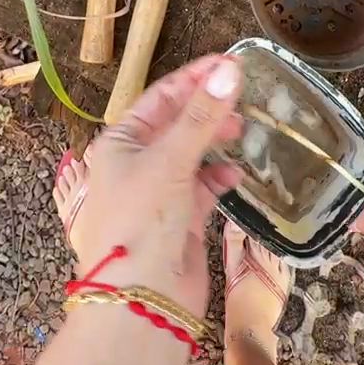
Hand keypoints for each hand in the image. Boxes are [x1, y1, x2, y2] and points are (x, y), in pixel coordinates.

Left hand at [71, 52, 243, 317]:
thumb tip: (230, 69)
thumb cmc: (143, 220)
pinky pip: (201, 188)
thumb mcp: (171, 160)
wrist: (141, 302)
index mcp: (120, 142)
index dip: (194, 78)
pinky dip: (218, 178)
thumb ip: (202, 116)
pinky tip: (236, 174)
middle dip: (207, 109)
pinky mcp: (178, 221)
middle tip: (243, 97)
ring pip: (190, 155)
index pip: (160, 96)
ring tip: (242, 131)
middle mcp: (135, 164)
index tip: (229, 62)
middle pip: (176, 123)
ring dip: (215, 141)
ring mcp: (157, 194)